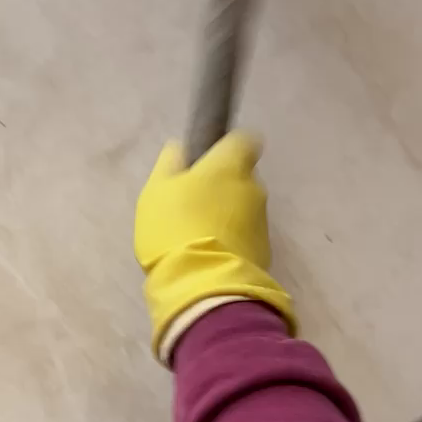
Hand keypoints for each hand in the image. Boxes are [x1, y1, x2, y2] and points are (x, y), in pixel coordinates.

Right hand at [134, 131, 294, 361]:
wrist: (202, 282)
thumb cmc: (174, 227)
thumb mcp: (156, 192)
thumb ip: (169, 164)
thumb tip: (179, 147)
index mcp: (229, 165)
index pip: (245, 139)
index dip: (226, 147)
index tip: (206, 160)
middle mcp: (254, 186)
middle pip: (242, 176)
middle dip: (222, 184)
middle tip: (192, 202)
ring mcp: (262, 219)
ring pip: (243, 206)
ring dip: (226, 214)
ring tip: (196, 234)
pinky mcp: (264, 249)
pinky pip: (245, 235)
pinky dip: (230, 239)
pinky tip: (207, 254)